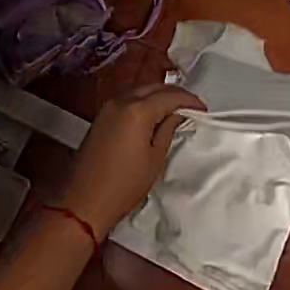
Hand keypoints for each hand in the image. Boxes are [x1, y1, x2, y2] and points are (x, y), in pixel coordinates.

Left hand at [58, 84, 205, 238]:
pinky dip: (143, 102)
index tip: (203, 110)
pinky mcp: (100, 118)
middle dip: (174, 94)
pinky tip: (153, 114)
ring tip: (175, 109)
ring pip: (139, 91)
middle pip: (153, 88)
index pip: (170, 96)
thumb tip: (177, 115)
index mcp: (137, 111)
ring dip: (158, 96)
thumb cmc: (125, 184)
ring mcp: (107, 109)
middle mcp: (120, 102)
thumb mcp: (155, 158)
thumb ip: (168, 130)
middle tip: (191, 107)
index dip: (189, 101)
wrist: (85, 201)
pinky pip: (127, 100)